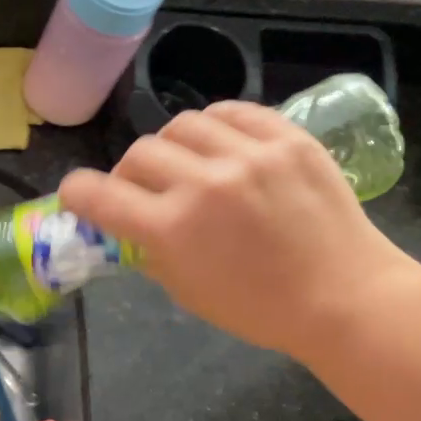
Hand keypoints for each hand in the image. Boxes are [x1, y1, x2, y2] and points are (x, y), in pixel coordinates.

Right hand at [58, 101, 420, 359]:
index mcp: (173, 229)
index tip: (76, 195)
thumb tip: (129, 224)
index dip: (76, 192)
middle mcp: (205, 183)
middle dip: (129, 175)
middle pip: (139, 154)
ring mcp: (250, 155)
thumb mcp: (185, 290)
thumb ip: (151, 250)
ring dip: (171, 146)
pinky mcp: (288, 138)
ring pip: (182, 124)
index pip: (99, 195)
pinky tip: (220, 146)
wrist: (343, 296)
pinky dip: (215, 127)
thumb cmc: (256, 308)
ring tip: (185, 164)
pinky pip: (234, 112)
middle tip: (143, 191)